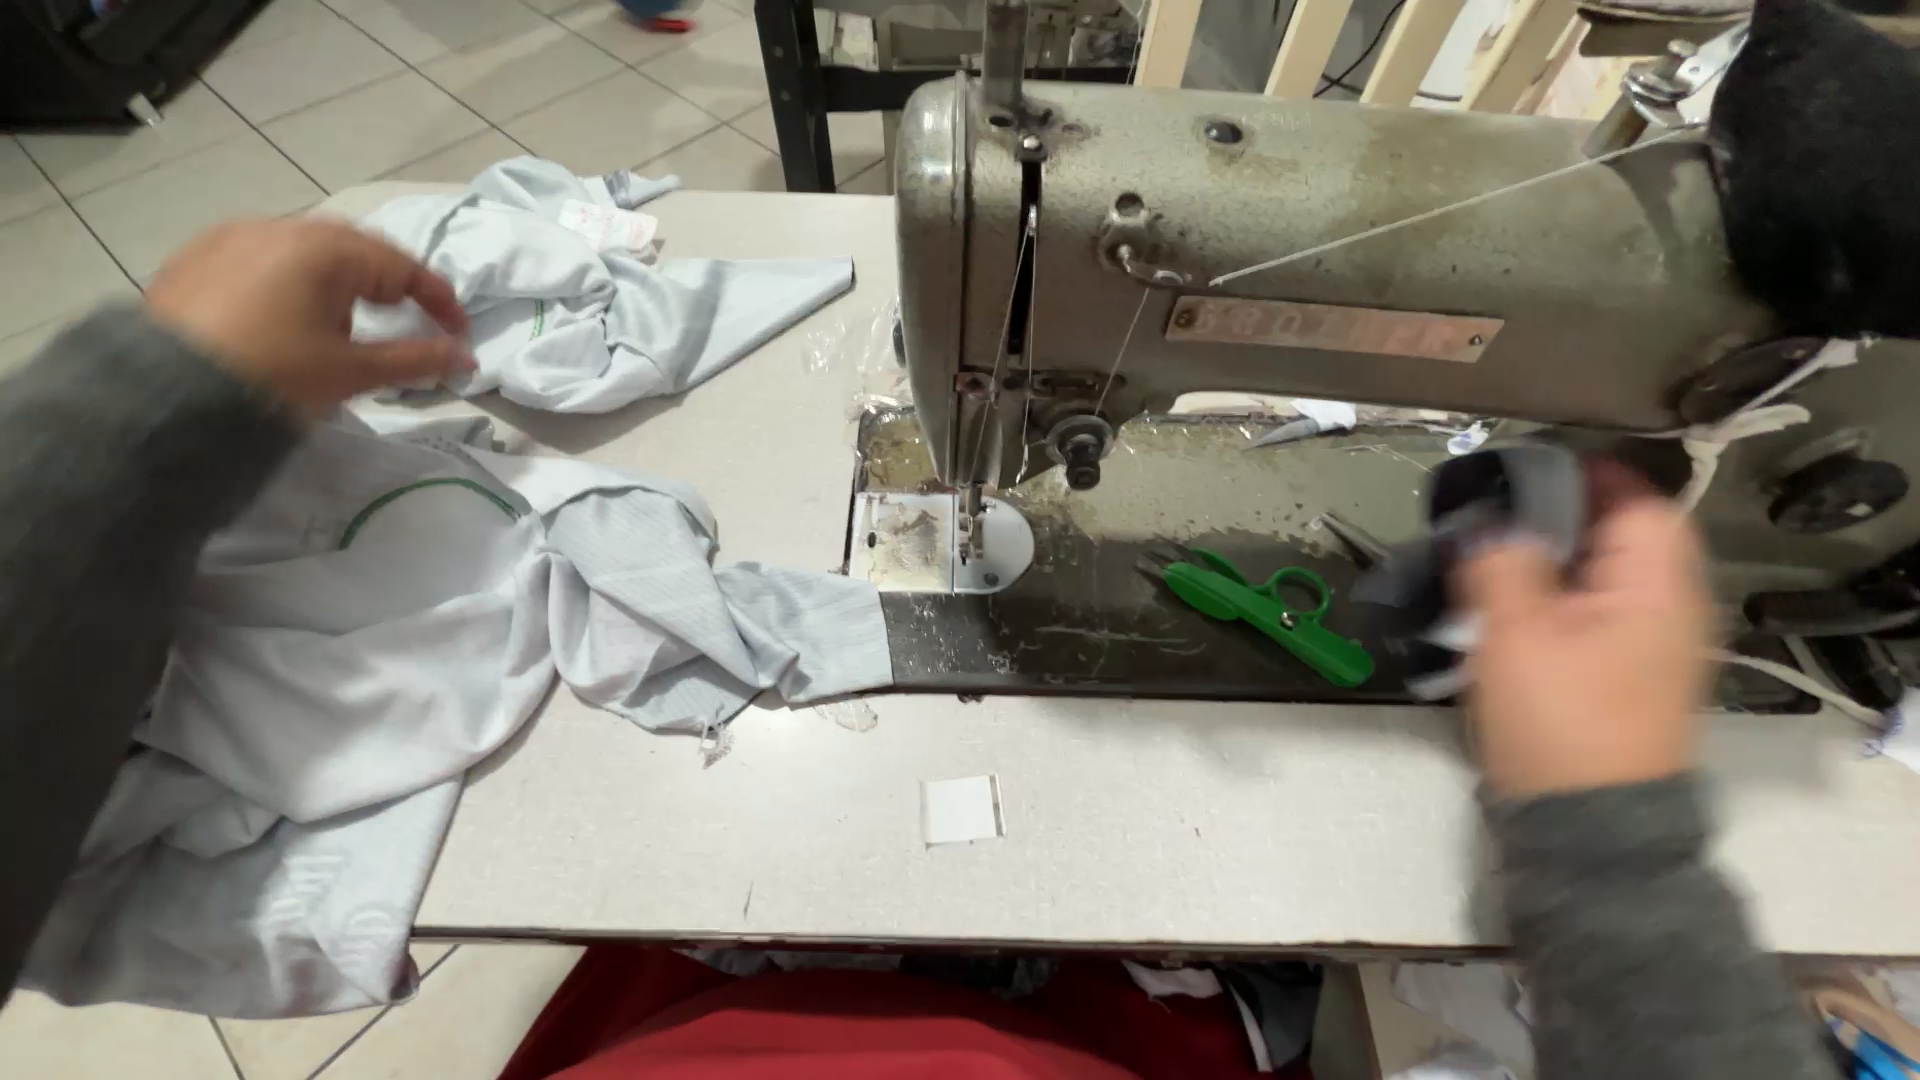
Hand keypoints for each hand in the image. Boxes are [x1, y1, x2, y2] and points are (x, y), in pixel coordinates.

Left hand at [145, 219, 471, 411]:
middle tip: (413, 316)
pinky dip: (304, 276)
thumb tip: (468, 357)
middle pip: (359, 247)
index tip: (459, 333)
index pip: (403, 266)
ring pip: (313, 247)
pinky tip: (303, 310)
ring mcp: (235, 237)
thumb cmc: (276, 374)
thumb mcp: (358, 371)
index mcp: (323, 250)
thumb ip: (420, 359)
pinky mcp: (203, 254)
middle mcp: (280, 228)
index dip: (440, 300)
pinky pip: (272, 254)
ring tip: (358, 315)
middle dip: (394, 281)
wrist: (162, 389)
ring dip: (348, 276)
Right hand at [1457, 475, 1712, 795]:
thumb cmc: (1557, 717)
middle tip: (1482, 513)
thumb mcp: (1517, 632)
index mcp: (1655, 589)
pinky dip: (1542, 592)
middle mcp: (1663, 608)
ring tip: (1478, 554)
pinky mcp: (1613, 669)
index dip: (1583, 475)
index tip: (1515, 470)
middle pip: (1613, 536)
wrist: (1581, 819)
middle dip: (1549, 516)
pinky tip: (1495, 601)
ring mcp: (1641, 642)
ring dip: (1539, 556)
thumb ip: (1501, 564)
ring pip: (1592, 573)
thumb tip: (1486, 522)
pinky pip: (1581, 608)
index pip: (1636, 502)